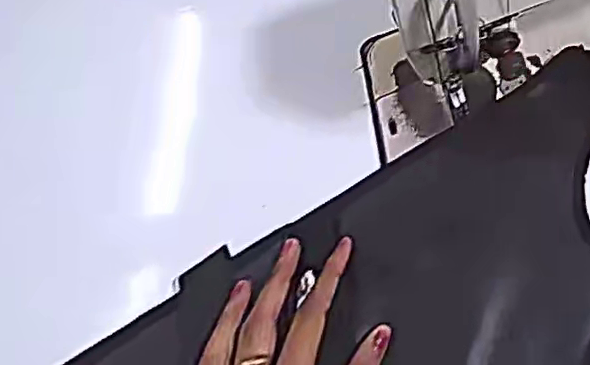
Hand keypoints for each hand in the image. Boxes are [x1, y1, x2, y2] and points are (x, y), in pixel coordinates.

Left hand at [197, 237, 391, 364]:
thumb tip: (379, 335)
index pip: (312, 316)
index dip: (329, 277)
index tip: (341, 248)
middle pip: (265, 321)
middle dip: (281, 279)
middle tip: (290, 246)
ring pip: (224, 344)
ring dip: (236, 310)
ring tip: (245, 281)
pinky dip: (210, 342)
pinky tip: (211, 332)